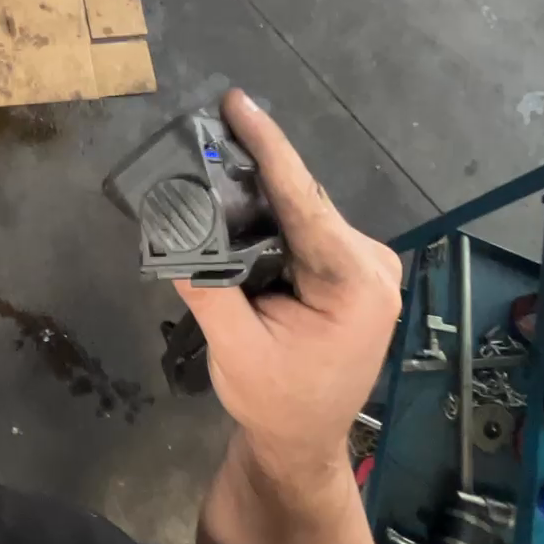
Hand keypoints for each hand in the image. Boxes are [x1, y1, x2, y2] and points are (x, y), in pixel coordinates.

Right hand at [175, 89, 402, 480]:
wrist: (302, 440)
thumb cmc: (276, 401)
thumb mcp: (235, 349)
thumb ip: (208, 288)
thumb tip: (172, 231)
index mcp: (354, 285)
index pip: (303, 203)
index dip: (268, 148)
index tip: (239, 103)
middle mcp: (370, 265)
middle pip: (302, 200)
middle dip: (255, 164)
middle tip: (208, 128)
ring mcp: (364, 266)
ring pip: (301, 210)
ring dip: (258, 189)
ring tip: (213, 155)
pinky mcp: (348, 270)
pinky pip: (303, 227)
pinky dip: (268, 213)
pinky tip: (235, 199)